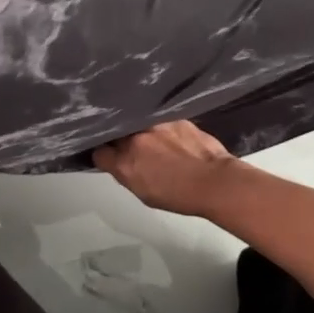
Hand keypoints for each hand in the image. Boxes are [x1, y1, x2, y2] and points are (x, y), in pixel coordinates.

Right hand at [93, 121, 245, 216]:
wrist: (214, 181)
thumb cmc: (179, 196)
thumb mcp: (144, 193)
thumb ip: (127, 174)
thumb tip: (120, 163)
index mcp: (124, 163)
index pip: (99, 153)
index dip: (102, 155)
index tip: (110, 156)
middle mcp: (135, 139)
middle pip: (115, 132)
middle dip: (118, 138)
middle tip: (128, 146)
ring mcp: (154, 124)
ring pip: (136, 121)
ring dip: (138, 128)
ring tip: (149, 137)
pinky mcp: (173, 117)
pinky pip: (157, 118)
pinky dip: (158, 125)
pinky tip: (167, 133)